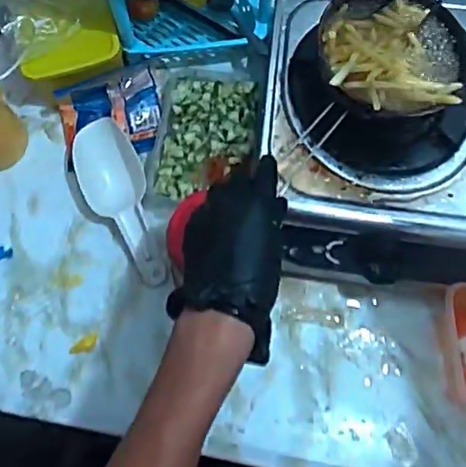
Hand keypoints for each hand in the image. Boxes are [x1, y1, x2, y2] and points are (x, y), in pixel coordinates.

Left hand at [166, 156, 285, 364]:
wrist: (222, 302)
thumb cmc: (258, 277)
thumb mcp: (272, 244)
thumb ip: (270, 218)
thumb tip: (272, 203)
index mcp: (255, 199)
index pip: (262, 171)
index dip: (265, 168)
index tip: (267, 164)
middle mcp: (229, 196)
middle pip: (237, 178)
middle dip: (244, 181)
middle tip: (251, 192)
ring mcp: (207, 206)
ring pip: (219, 191)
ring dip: (227, 195)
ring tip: (234, 208)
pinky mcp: (192, 221)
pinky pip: (206, 209)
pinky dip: (213, 212)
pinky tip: (217, 225)